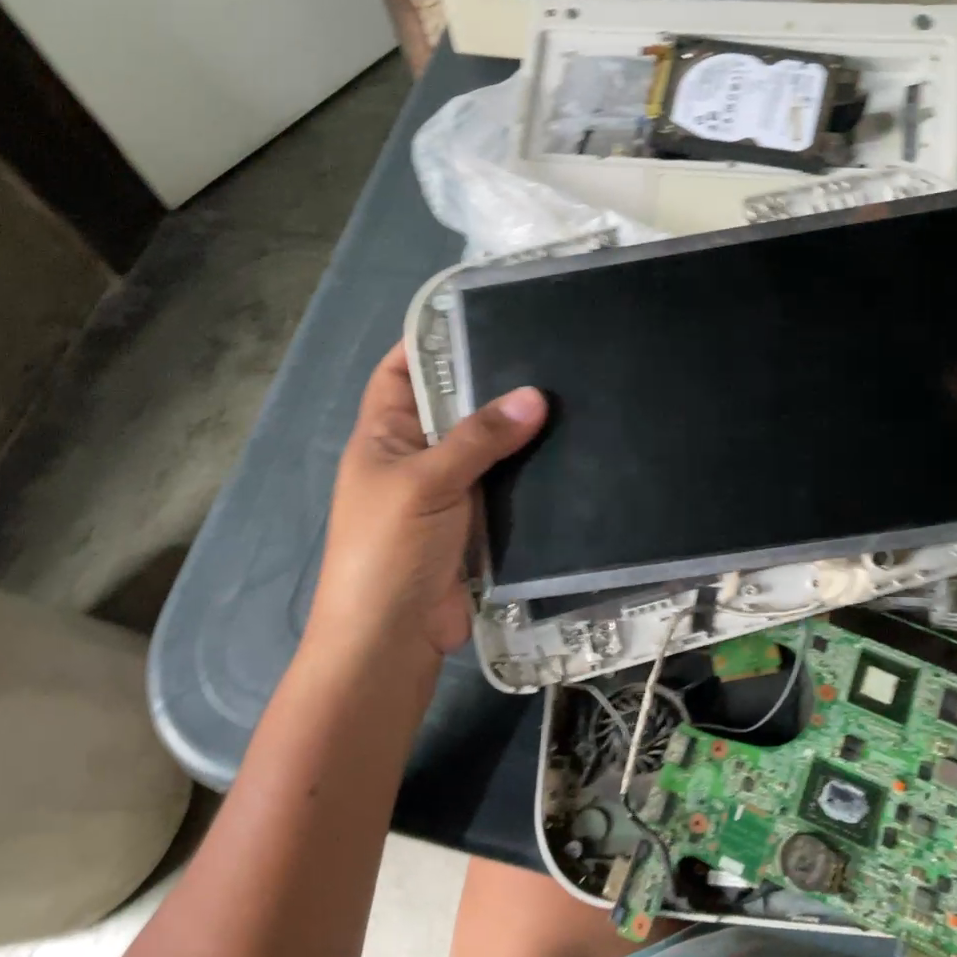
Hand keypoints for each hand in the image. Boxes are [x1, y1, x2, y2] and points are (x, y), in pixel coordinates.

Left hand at [307, 343, 546, 657]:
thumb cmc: (388, 550)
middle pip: (454, 408)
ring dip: (518, 433)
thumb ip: (479, 438)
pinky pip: (506, 490)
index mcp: (384, 436)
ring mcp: (448, 494)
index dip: (431, 342)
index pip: (401, 371)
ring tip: (571, 394)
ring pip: (486, 450)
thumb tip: (535, 395)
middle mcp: (415, 458)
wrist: (391, 640)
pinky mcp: (477, 527)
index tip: (483, 317)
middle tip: (549, 353)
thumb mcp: (427, 483)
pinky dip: (531, 476)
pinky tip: (572, 455)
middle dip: (492, 385)